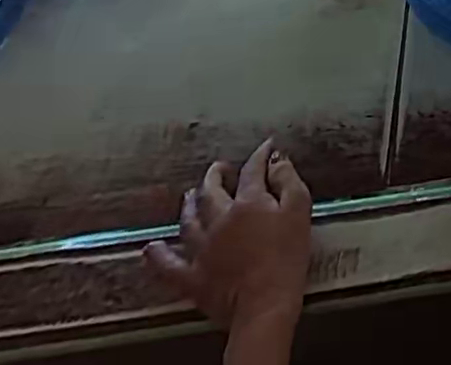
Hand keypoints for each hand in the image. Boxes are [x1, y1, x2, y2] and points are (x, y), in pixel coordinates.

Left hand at [144, 139, 312, 331]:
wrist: (265, 303)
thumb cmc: (287, 256)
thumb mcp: (299, 209)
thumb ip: (288, 180)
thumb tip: (277, 162)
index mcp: (248, 202)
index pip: (252, 169)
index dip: (260, 154)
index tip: (267, 147)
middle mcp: (220, 220)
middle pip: (212, 191)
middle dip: (216, 176)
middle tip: (219, 168)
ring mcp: (202, 249)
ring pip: (189, 221)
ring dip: (189, 205)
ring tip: (190, 195)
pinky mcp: (191, 278)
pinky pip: (167, 265)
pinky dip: (157, 255)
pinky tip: (151, 247)